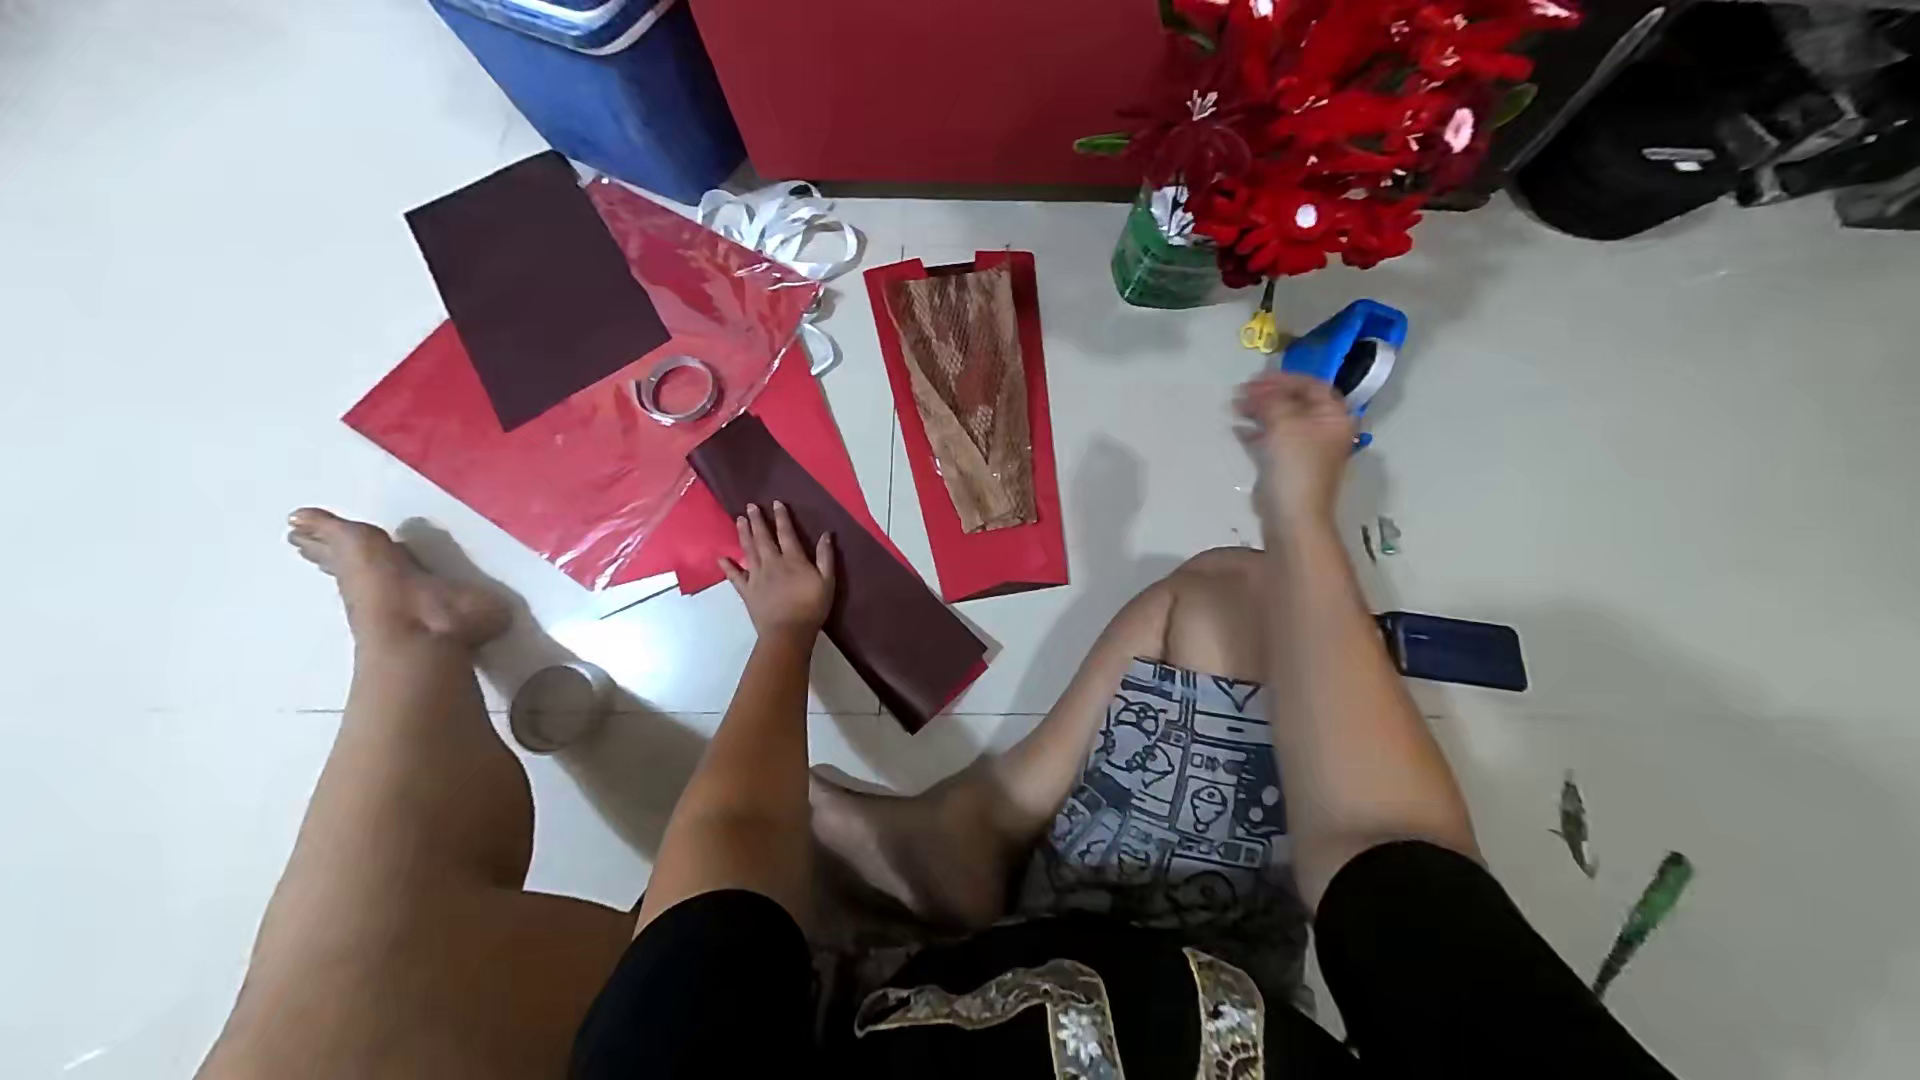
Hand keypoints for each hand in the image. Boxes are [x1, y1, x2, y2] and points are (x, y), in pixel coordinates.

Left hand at [720, 502, 834, 639]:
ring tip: (739, 520)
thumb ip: (825, 556)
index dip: (781, 517)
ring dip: (744, 534)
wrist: (788, 632)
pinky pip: (735, 576)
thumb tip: (826, 534)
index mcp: (792, 559)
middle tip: (750, 506)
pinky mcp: (747, 591)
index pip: (786, 533)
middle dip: (757, 520)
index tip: (776, 503)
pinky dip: (728, 566)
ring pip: (748, 550)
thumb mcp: (827, 581)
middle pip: (763, 537)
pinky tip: (721, 557)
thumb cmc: (811, 607)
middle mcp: (771, 563)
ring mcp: (756, 576)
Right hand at [1234, 373, 1355, 530]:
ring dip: (1258, 411)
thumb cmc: (1295, 467)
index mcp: (1333, 418)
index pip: (1312, 387)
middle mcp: (1322, 431)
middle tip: (1242, 391)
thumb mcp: (1286, 425)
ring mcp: (1303, 449)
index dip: (1286, 379)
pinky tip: (1237, 428)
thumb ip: (1273, 402)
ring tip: (1235, 406)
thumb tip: (1260, 390)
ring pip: (1280, 420)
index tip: (1258, 378)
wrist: (1292, 515)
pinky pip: (1270, 440)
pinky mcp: (1285, 465)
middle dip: (1268, 394)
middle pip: (1295, 402)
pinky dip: (1254, 431)